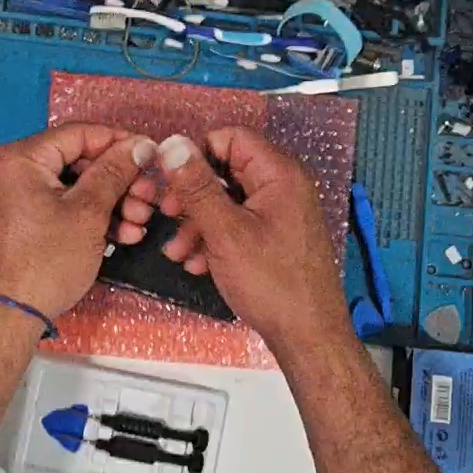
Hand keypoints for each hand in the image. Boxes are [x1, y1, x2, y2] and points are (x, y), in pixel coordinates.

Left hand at [0, 123, 157, 319]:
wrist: (8, 316)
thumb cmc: (42, 266)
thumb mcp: (88, 213)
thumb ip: (114, 172)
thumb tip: (137, 145)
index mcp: (18, 158)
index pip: (79, 133)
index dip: (119, 143)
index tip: (148, 154)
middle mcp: (8, 170)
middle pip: (77, 161)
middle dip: (118, 182)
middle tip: (147, 197)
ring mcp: (10, 197)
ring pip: (71, 187)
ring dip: (109, 203)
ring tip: (138, 222)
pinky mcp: (18, 221)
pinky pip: (57, 206)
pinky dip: (86, 217)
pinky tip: (119, 234)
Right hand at [154, 128, 351, 350]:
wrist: (305, 334)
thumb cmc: (270, 281)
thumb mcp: (224, 231)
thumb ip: (196, 187)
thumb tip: (172, 144)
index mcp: (278, 175)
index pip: (231, 138)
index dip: (197, 153)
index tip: (169, 179)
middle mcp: (282, 187)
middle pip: (226, 170)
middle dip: (192, 194)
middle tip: (167, 215)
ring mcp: (280, 213)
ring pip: (228, 201)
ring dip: (197, 223)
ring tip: (178, 252)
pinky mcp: (275, 237)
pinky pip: (237, 224)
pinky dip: (214, 239)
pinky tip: (198, 264)